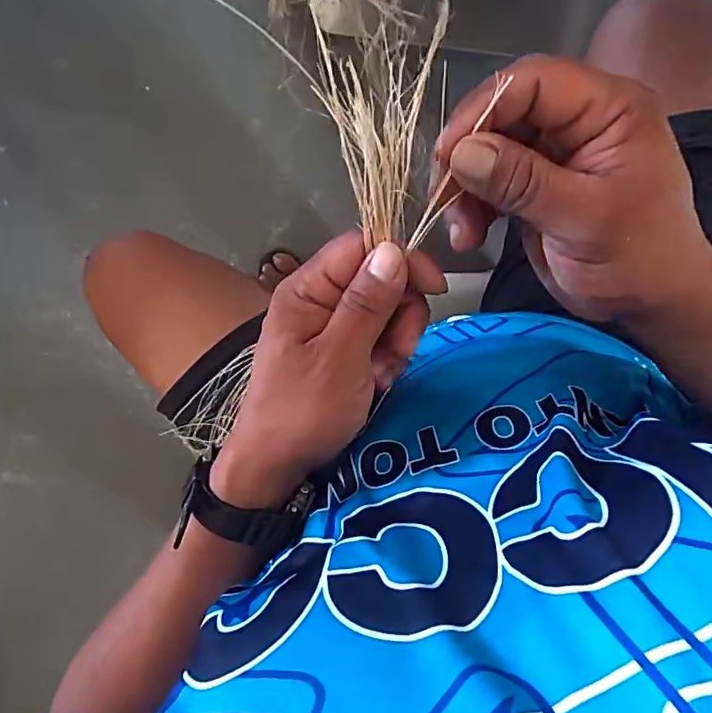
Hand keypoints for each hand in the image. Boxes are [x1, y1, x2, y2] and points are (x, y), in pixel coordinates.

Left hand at [210, 232, 445, 508]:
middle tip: (394, 354)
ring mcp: (331, 326)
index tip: (435, 289)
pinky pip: (379, 340)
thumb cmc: (302, 412)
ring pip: (387, 312)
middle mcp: (319, 299)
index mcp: (307, 289)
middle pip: (382, 279)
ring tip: (379, 377)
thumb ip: (367, 304)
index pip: (363, 246)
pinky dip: (386, 361)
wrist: (276, 466)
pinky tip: (376, 384)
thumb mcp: (340, 358)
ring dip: (395, 344)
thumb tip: (393, 250)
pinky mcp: (342, 350)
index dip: (403, 260)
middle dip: (400, 316)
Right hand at [433, 55, 711, 324]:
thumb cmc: (636, 259)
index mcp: (609, 108)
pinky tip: (471, 235)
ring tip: (463, 231)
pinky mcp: (539, 183)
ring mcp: (558, 152)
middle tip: (444, 198)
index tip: (448, 154)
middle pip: (504, 112)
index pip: (534, 81)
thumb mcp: (581, 219)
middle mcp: (581, 120)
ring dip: (466, 188)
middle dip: (468, 155)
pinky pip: (494, 179)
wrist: (651, 301)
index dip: (483, 109)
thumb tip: (462, 152)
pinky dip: (474, 205)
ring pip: (491, 148)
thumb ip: (522, 181)